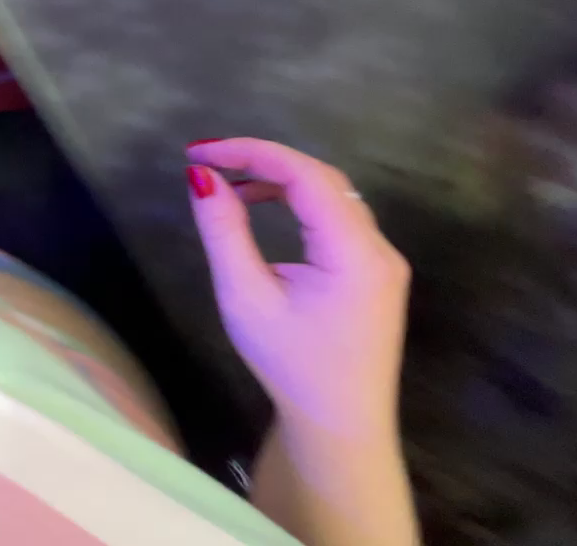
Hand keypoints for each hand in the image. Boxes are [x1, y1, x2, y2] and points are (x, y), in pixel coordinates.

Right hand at [185, 138, 410, 439]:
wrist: (337, 424)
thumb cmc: (289, 361)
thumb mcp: (244, 294)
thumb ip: (223, 229)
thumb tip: (200, 175)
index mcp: (355, 253)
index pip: (305, 175)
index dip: (250, 151)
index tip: (197, 151)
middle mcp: (377, 248)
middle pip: (321, 177)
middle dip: (261, 157)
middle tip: (206, 157)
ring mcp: (378, 260)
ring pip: (328, 193)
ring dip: (275, 176)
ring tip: (225, 180)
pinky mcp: (368, 270)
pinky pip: (331, 214)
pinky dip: (291, 198)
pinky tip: (256, 205)